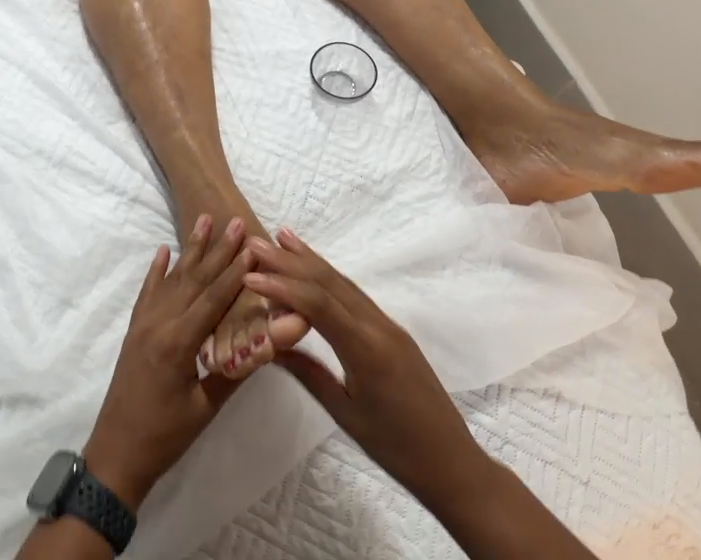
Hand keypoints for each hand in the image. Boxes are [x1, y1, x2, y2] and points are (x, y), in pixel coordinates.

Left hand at [82, 215, 254, 510]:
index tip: (253, 243)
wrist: (117, 454)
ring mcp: (143, 325)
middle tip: (235, 220)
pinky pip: (147, 294)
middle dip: (218, 249)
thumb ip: (237, 370)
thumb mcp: (207, 407)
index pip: (214, 298)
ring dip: (190, 250)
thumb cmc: (166, 436)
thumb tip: (271, 340)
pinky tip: (163, 251)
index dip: (236, 270)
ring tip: (203, 220)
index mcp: (178, 342)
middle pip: (194, 280)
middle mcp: (159, 324)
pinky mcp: (134, 332)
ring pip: (172, 280)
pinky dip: (156, 272)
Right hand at [246, 230, 597, 558]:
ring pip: (344, 284)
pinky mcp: (394, 332)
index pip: (318, 304)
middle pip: (330, 284)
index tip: (248, 276)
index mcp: (366, 350)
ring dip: (311, 260)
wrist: (452, 462)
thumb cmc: (396, 448)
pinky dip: (330, 279)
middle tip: (256, 242)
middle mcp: (379, 327)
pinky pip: (356, 296)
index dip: (282, 286)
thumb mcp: (344, 414)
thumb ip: (307, 373)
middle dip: (292, 261)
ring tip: (282, 238)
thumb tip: (268, 343)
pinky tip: (316, 270)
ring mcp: (389, 326)